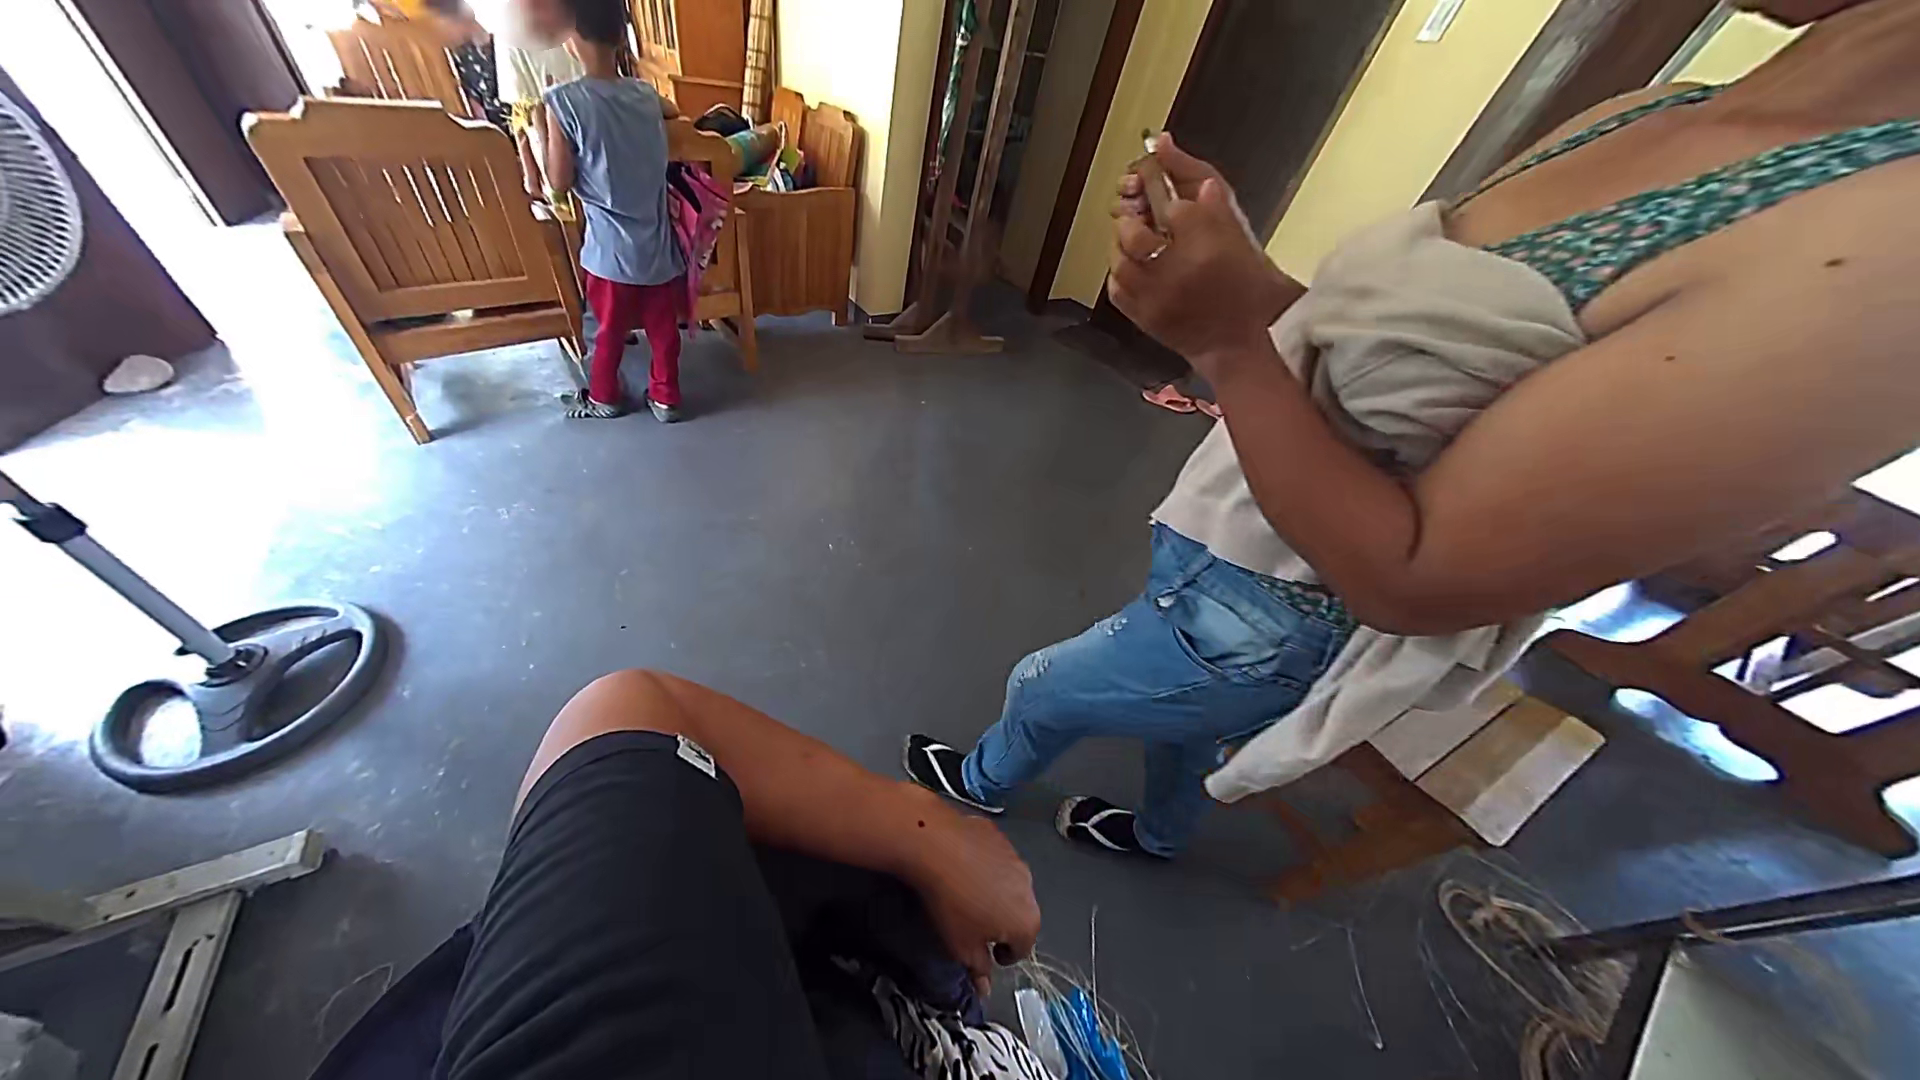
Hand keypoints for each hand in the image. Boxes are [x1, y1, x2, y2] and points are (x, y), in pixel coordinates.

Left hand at [907, 811, 1039, 993]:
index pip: (1021, 949)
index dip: (1001, 955)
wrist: (937, 844)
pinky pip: (996, 857)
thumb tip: (985, 988)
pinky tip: (962, 863)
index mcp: (1026, 920)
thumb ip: (978, 969)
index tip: (982, 952)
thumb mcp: (961, 947)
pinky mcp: (999, 834)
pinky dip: (985, 864)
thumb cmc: (952, 903)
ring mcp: (1016, 856)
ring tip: (966, 891)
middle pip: (1019, 914)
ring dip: (995, 891)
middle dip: (1001, 921)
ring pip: (1009, 883)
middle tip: (973, 922)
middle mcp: (1029, 887)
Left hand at [1109, 135, 1300, 376]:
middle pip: (1133, 231)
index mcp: (1206, 237)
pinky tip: (1134, 266)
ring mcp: (1156, 297)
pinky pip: (1117, 288)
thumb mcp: (1232, 218)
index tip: (1152, 183)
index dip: (1153, 187)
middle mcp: (1175, 268)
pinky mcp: (1144, 319)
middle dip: (1132, 217)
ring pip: (1120, 260)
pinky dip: (1120, 272)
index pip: (1165, 200)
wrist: (1242, 335)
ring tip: (1137, 240)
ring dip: (1122, 245)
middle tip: (1139, 213)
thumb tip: (1161, 142)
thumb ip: (1196, 178)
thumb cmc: (1243, 272)